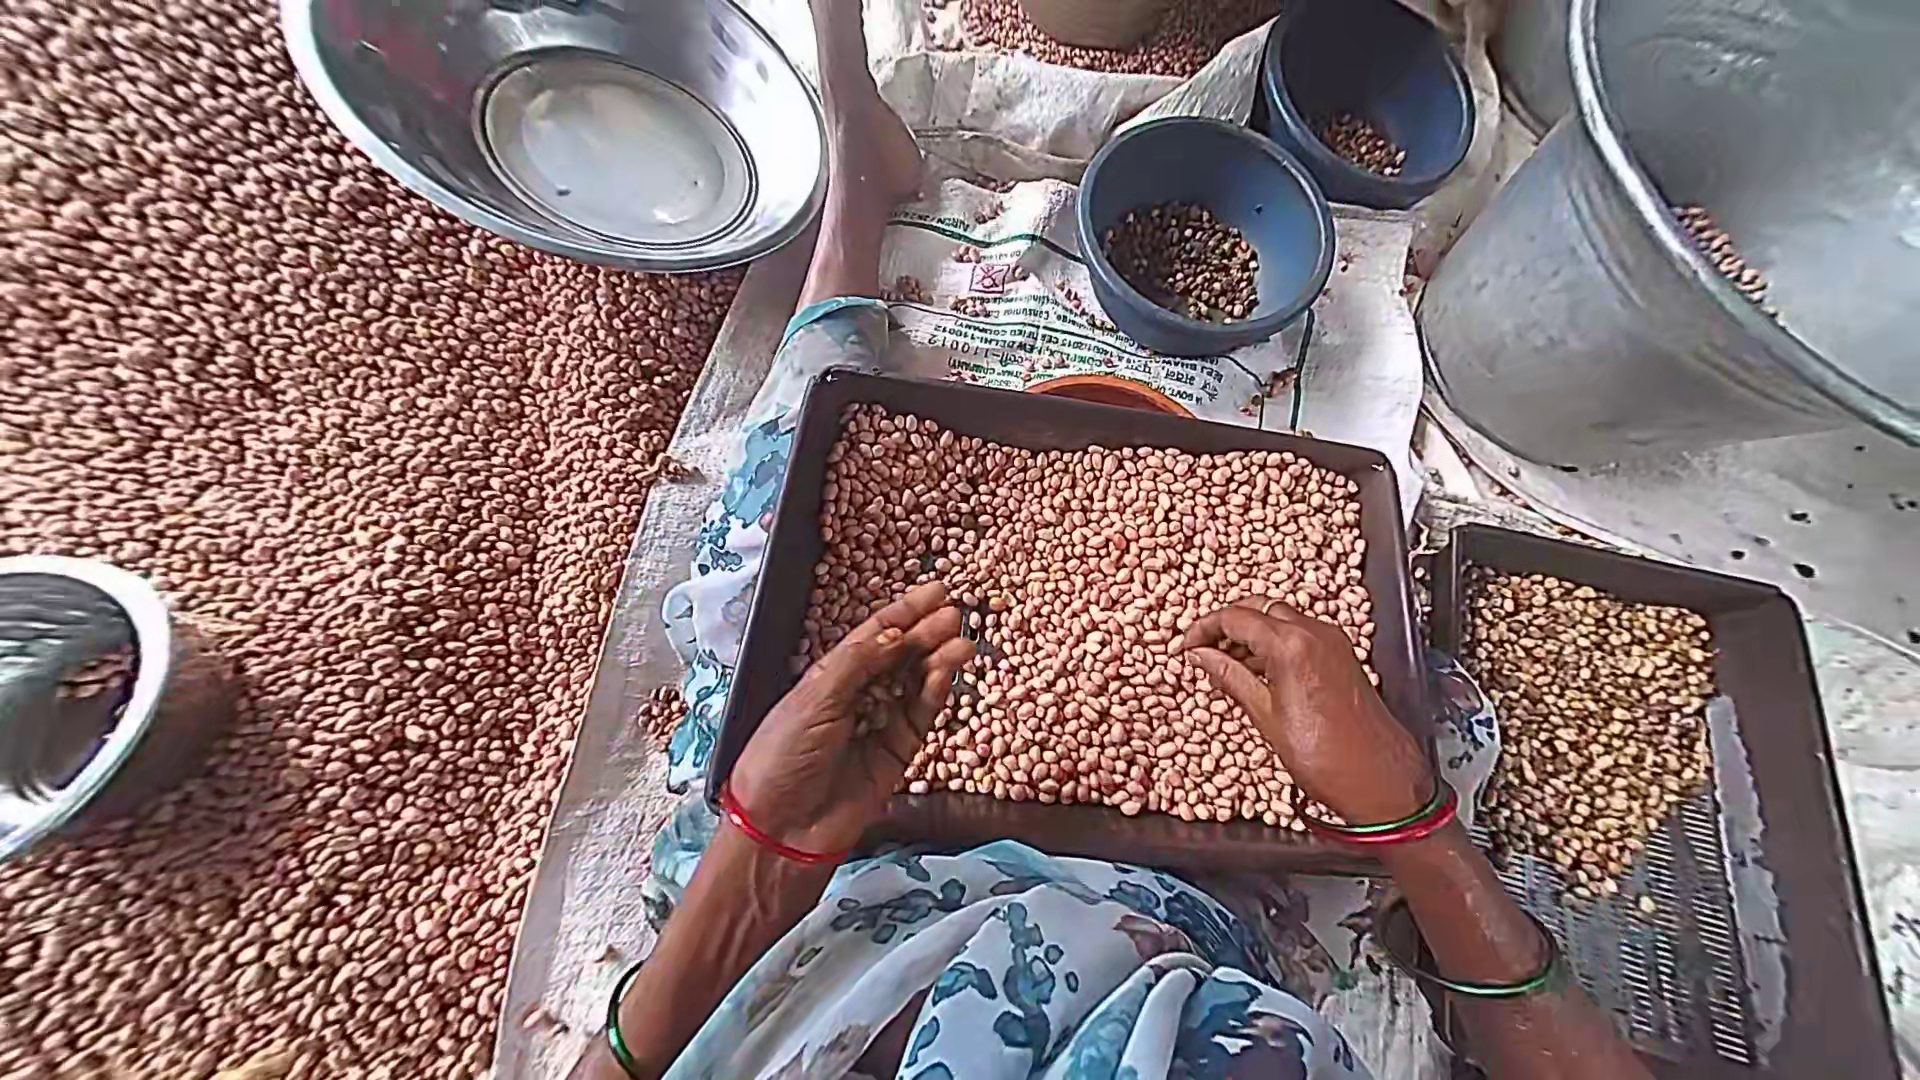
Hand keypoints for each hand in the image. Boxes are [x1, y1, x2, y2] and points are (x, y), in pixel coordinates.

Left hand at [729, 582, 973, 853]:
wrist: (783, 829)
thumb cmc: (784, 754)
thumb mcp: (814, 698)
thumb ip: (858, 662)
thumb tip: (897, 634)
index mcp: (833, 674)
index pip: (875, 633)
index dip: (905, 610)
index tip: (936, 591)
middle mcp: (860, 692)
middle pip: (901, 653)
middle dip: (928, 631)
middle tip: (956, 612)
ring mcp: (881, 720)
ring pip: (916, 680)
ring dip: (938, 658)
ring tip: (963, 640)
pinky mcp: (899, 749)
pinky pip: (921, 713)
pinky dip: (936, 691)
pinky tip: (948, 670)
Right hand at [1176, 596, 1431, 824]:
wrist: (1384, 785)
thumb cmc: (1328, 758)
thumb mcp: (1264, 715)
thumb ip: (1229, 675)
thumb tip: (1200, 656)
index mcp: (1292, 646)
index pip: (1234, 617)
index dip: (1203, 628)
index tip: (1188, 645)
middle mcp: (1315, 634)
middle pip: (1256, 608)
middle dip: (1226, 625)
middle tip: (1203, 649)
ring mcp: (1332, 643)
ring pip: (1277, 618)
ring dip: (1249, 632)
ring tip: (1226, 663)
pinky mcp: (1342, 656)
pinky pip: (1298, 633)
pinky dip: (1272, 642)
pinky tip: (1256, 669)